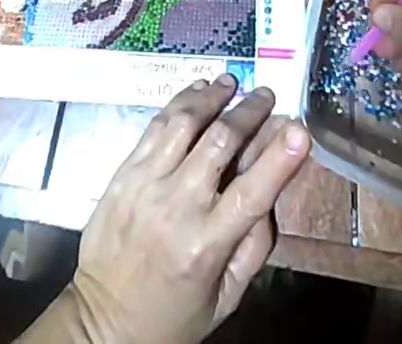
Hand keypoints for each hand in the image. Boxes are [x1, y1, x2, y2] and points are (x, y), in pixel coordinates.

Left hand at [35, 75, 309, 343]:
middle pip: (219, 143)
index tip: (300, 127)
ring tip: (231, 82)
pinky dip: (179, 102)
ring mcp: (146, 183)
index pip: (251, 192)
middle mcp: (176, 206)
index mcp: (206, 245)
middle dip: (248, 112)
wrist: (101, 320)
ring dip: (212, 97)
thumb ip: (254, 245)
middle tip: (267, 94)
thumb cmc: (173, 315)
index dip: (279, 157)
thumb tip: (272, 190)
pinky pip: (155, 126)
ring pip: (184, 123)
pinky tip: (197, 90)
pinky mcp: (124, 171)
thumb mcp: (225, 297)